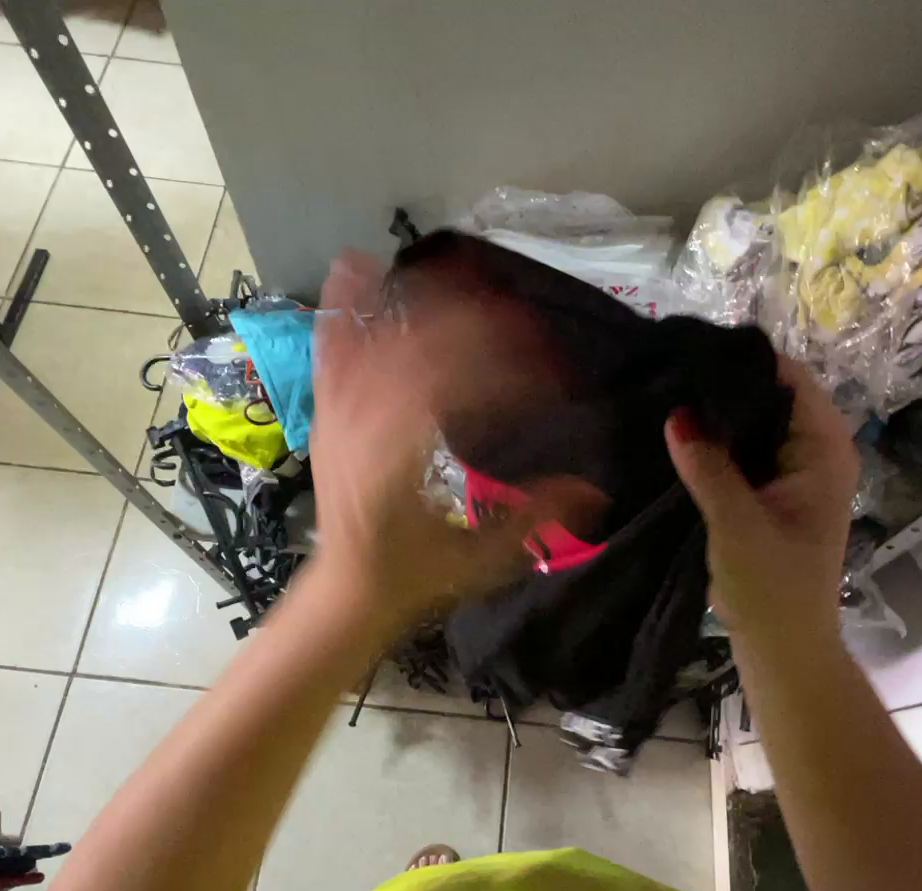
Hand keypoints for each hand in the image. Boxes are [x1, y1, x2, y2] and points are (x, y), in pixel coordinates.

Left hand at [304, 272, 555, 630]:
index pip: (450, 394)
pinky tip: (352, 267)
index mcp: (397, 465)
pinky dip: (342, 309)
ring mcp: (336, 418)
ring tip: (453, 273)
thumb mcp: (478, 560)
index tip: (547, 378)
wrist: (347, 593)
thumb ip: (531, 521)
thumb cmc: (413, 579)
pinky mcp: (325, 416)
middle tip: (518, 320)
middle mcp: (360, 430)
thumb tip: (596, 491)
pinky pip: (328, 353)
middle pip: (413, 353)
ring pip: (370, 341)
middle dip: (471, 327)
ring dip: (416, 303)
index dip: (504, 376)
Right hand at [664, 360, 857, 643]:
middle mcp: (814, 454)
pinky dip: (715, 446)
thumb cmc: (772, 589)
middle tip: (668, 374)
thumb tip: (675, 413)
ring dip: (715, 419)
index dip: (744, 363)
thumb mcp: (736, 523)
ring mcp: (792, 476)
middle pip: (770, 399)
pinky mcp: (768, 496)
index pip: (790, 381)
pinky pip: (742, 455)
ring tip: (665, 398)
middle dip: (723, 388)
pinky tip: (677, 438)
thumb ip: (707, 466)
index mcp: (825, 451)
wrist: (782, 649)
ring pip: (753, 428)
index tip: (691, 352)